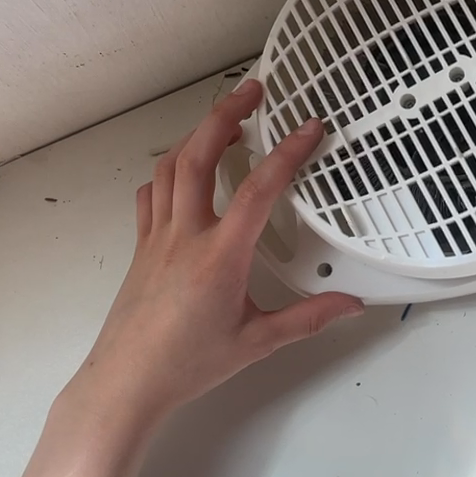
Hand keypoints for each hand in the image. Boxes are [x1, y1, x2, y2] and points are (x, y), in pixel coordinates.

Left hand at [77, 78, 363, 416]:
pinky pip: (152, 194)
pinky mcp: (142, 247)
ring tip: (224, 120)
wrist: (124, 386)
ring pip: (170, 168)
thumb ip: (308, 319)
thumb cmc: (187, 364)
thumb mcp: (257, 342)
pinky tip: (182, 171)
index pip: (257, 190)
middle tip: (252, 90)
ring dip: (196, 134)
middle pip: (199, 157)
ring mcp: (157, 237)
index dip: (287, 153)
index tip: (309, 127)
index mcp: (219, 256)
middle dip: (225, 115)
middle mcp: (185, 236)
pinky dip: (168, 170)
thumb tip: (351, 305)